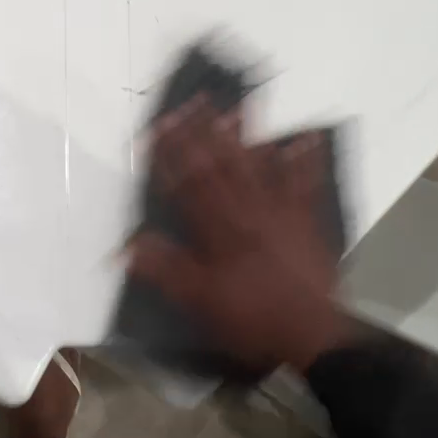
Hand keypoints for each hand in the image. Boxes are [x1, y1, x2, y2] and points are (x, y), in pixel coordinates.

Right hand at [127, 100, 350, 371]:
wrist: (313, 338)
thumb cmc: (251, 319)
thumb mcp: (199, 301)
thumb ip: (164, 270)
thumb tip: (124, 247)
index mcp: (215, 230)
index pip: (186, 183)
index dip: (170, 153)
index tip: (157, 125)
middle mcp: (244, 213)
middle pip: (218, 165)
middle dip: (202, 131)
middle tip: (193, 100)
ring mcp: (278, 214)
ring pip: (256, 167)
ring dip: (243, 136)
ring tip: (233, 106)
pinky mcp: (306, 223)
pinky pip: (304, 185)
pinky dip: (304, 161)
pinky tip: (304, 137)